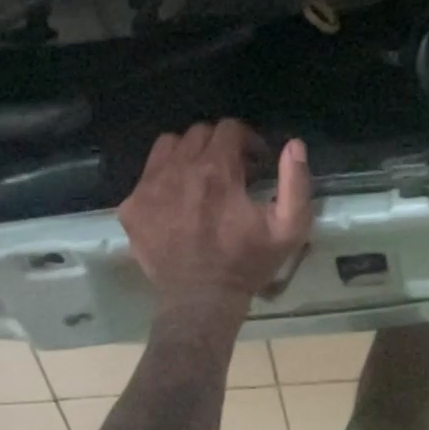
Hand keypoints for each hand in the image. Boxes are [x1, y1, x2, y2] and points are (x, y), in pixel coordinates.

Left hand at [120, 121, 313, 308]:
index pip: (229, 128)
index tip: (255, 161)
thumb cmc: (248, 263)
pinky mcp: (132, 206)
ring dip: (189, 154)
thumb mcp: (288, 228)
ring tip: (201, 180)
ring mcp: (149, 187)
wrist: (201, 301)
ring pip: (169, 146)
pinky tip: (179, 202)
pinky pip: (147, 175)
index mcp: (217, 171)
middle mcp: (178, 170)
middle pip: (198, 133)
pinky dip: (165, 179)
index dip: (247, 139)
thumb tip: (294, 145)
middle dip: (219, 146)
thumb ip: (296, 182)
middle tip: (232, 171)